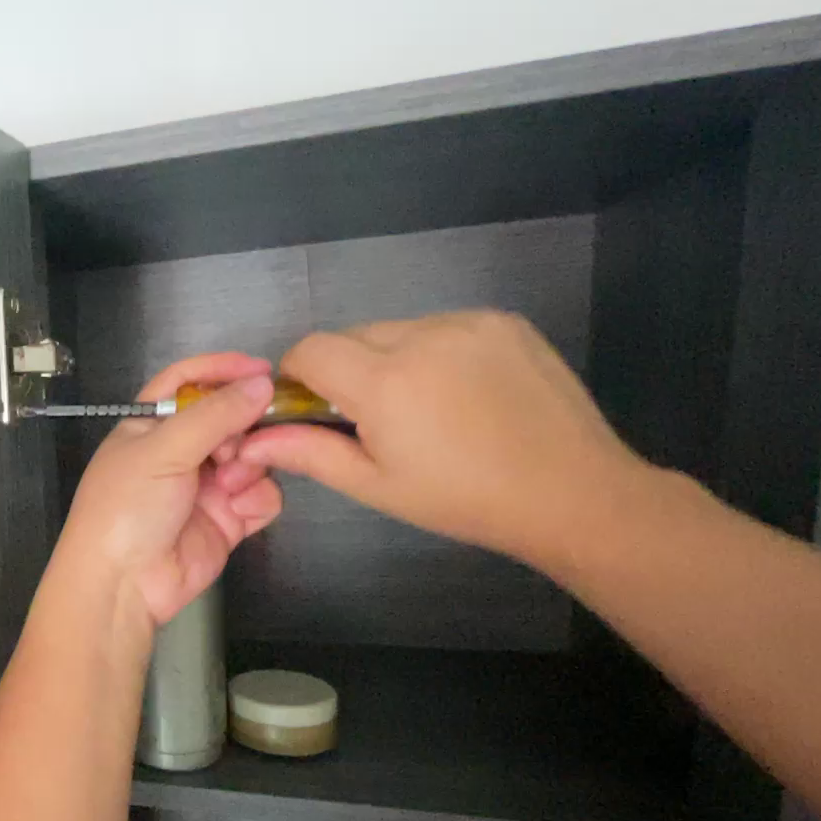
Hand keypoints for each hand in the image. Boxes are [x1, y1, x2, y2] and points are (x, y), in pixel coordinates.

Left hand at [53, 353, 283, 626]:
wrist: (121, 584)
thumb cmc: (125, 507)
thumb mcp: (162, 450)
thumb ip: (214, 414)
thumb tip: (260, 383)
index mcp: (149, 426)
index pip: (187, 383)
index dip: (220, 370)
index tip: (260, 368)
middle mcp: (179, 452)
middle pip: (230, 419)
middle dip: (243, 427)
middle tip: (240, 442)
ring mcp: (205, 487)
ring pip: (254, 457)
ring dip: (250, 465)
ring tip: (230, 482)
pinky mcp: (227, 521)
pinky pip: (261, 497)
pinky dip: (257, 500)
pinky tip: (238, 509)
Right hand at [240, 310, 653, 565]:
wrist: (572, 492)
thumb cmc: (460, 499)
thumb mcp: (374, 485)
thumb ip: (307, 453)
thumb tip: (248, 443)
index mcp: (384, 382)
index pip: (309, 349)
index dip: (297, 375)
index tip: (310, 407)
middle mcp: (422, 336)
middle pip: (350, 336)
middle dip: (344, 369)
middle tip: (368, 417)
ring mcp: (468, 323)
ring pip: (396, 329)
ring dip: (387, 358)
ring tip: (421, 406)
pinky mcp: (503, 321)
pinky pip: (441, 326)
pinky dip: (431, 351)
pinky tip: (458, 392)